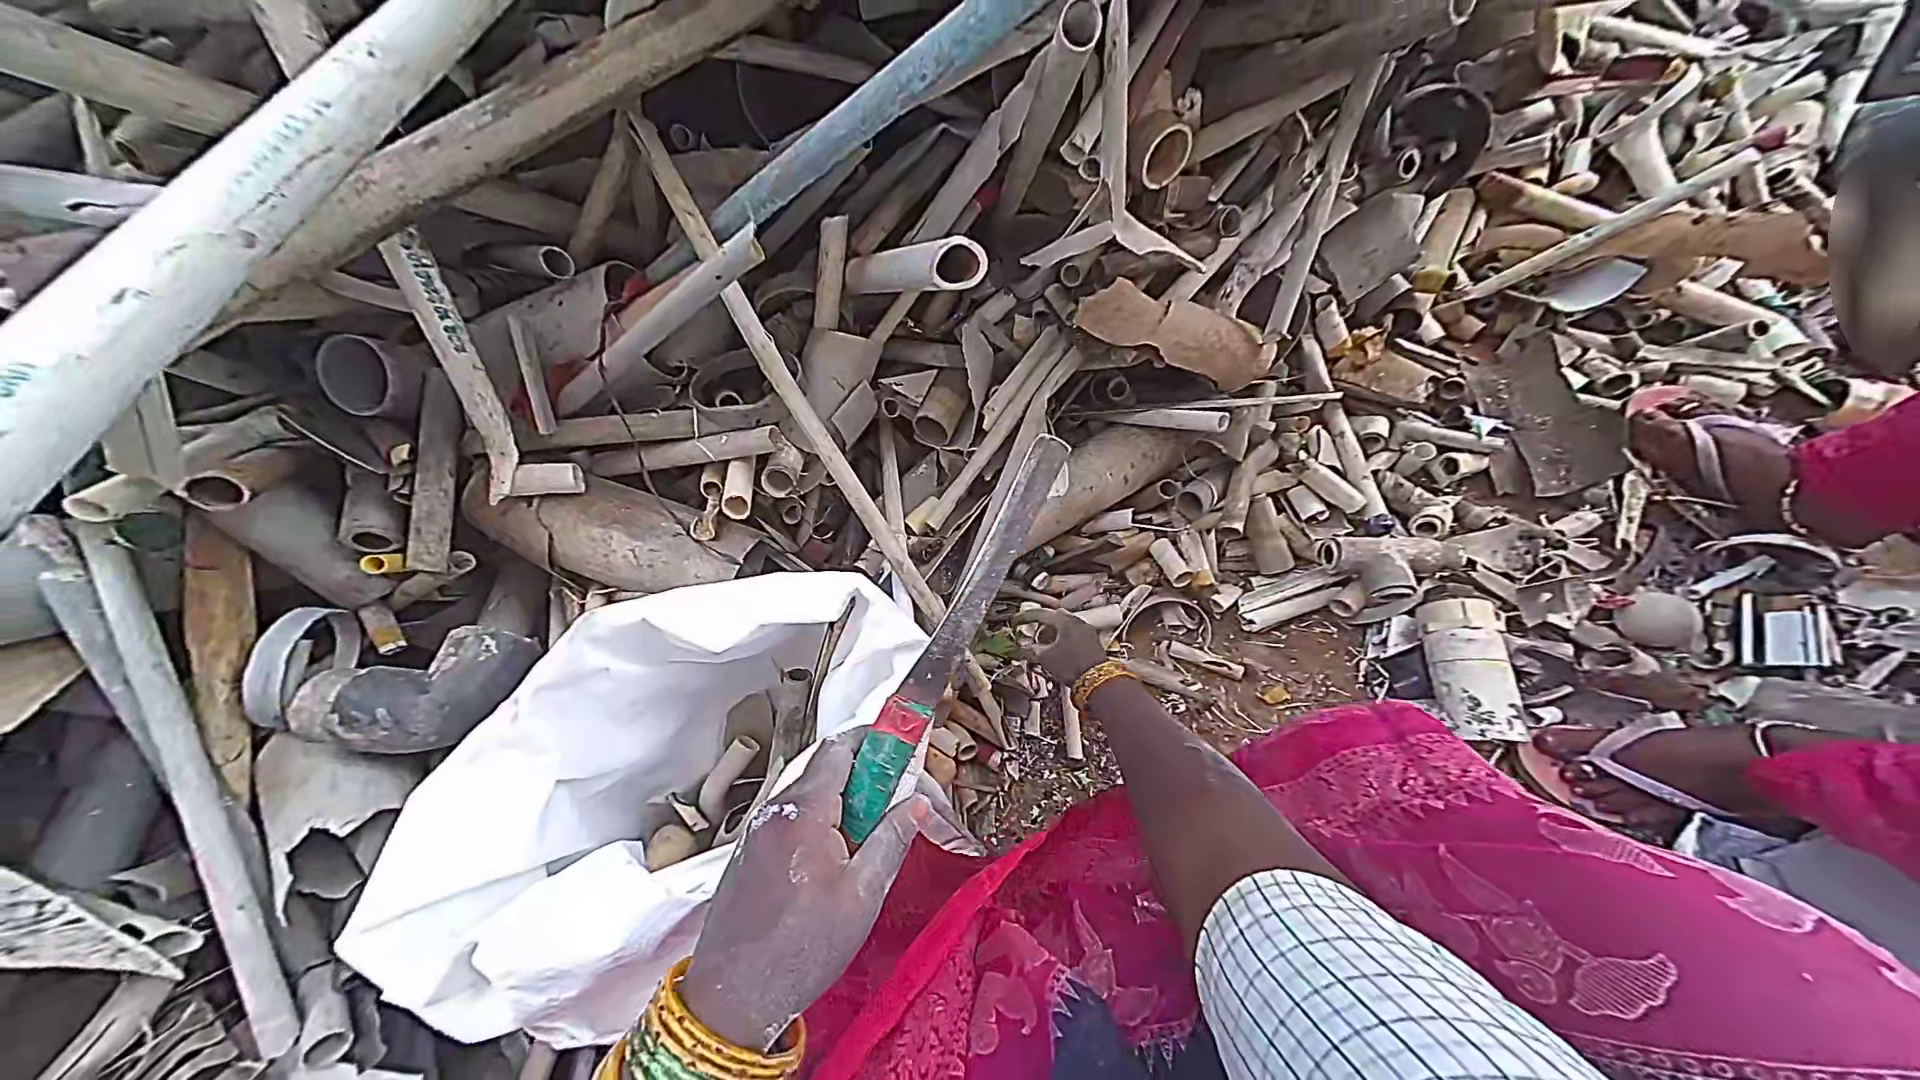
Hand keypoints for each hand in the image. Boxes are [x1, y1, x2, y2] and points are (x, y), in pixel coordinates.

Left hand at [679, 728, 926, 1051]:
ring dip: (841, 793)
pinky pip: (792, 808)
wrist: (732, 995)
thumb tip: (918, 805)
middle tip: (890, 797)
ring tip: (865, 830)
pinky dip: (819, 812)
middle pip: (824, 762)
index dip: (874, 741)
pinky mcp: (752, 844)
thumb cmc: (799, 950)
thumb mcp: (862, 896)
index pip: (841, 747)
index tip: (899, 749)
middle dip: (862, 770)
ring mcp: (759, 825)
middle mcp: (776, 808)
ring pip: (809, 785)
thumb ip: (892, 840)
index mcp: (804, 811)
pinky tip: (834, 849)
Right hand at [1020, 608, 1107, 684]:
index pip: (1043, 614)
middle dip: (1043, 625)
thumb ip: (1032, 650)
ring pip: (1067, 627)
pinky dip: (1065, 640)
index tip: (1020, 620)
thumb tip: (1025, 650)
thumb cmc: (1073, 666)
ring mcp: (1088, 633)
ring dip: (1055, 633)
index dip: (1028, 617)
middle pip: (1057, 619)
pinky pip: (1075, 636)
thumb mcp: (1046, 658)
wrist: (1096, 681)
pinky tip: (1059, 651)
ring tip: (1045, 645)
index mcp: (1066, 621)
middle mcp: (1079, 623)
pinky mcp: (1093, 644)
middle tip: (1033, 633)